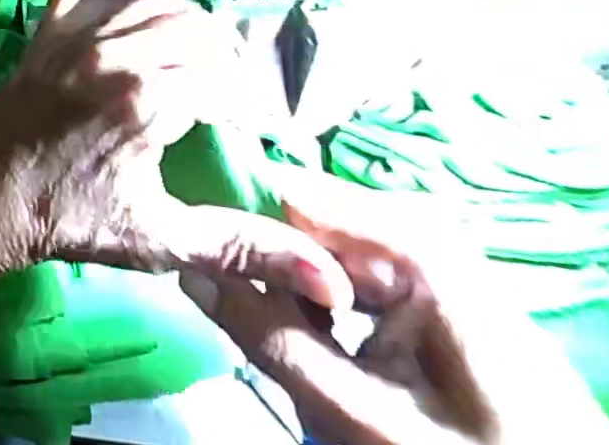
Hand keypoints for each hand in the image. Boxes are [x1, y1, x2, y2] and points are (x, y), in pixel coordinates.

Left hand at [0, 0, 351, 307]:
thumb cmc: (65, 218)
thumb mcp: (157, 236)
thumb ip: (243, 247)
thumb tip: (332, 281)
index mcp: (145, 98)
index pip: (225, 76)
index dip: (247, 100)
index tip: (249, 126)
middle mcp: (111, 53)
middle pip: (194, 26)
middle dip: (222, 54)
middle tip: (226, 90)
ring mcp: (72, 35)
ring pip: (146, 0)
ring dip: (178, 21)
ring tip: (189, 56)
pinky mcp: (44, 31)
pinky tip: (126, 15)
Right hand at [184, 167, 608, 444]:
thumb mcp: (364, 417)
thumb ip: (270, 340)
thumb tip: (184, 268)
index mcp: (416, 248)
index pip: (291, 191)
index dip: (229, 201)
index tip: (184, 227)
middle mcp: (417, 240)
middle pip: (301, 221)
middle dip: (254, 253)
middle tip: (212, 285)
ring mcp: (424, 270)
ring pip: (314, 252)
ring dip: (278, 283)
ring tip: (252, 316)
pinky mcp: (424, 301)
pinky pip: (342, 281)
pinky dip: (310, 304)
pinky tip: (305, 337)